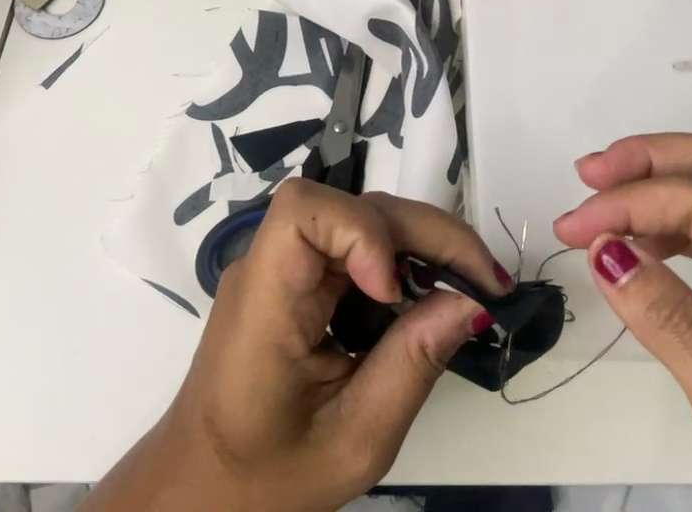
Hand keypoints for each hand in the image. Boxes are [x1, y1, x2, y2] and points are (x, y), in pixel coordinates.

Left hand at [87, 179, 508, 511]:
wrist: (206, 487)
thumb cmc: (268, 477)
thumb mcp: (355, 441)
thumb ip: (411, 365)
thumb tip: (471, 301)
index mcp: (265, 304)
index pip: (303, 211)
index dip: (360, 230)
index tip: (393, 291)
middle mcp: (269, 268)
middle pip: (350, 208)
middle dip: (424, 234)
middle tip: (486, 282)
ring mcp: (283, 269)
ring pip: (361, 220)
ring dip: (421, 245)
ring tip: (469, 289)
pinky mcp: (299, 281)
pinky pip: (356, 248)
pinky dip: (402, 264)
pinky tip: (429, 300)